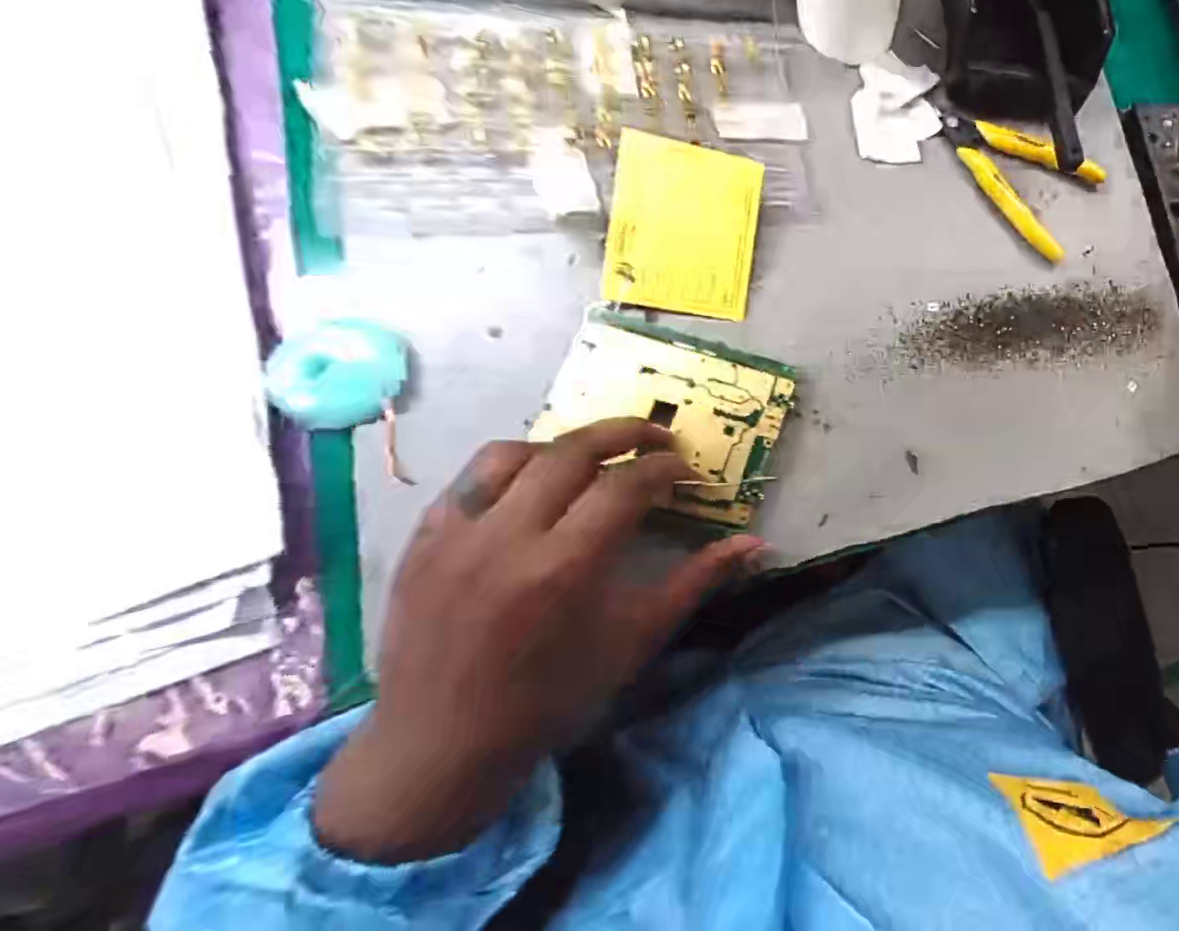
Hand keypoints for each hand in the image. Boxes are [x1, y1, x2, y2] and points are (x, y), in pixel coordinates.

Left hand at [313, 420, 764, 862]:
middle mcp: (507, 538)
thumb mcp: (636, 638)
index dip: (663, 467)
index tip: (683, 470)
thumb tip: (756, 543)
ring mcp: (455, 536)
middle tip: (656, 436)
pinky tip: (530, 487)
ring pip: (512, 453)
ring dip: (563, 446)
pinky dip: (509, 470)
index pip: (625, 485)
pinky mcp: (422, 542)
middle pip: (571, 451)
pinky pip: (467, 481)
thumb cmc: (553, 697)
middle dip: (624, 432)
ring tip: (593, 458)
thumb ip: (698, 581)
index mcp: (565, 568)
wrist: (444, 746)